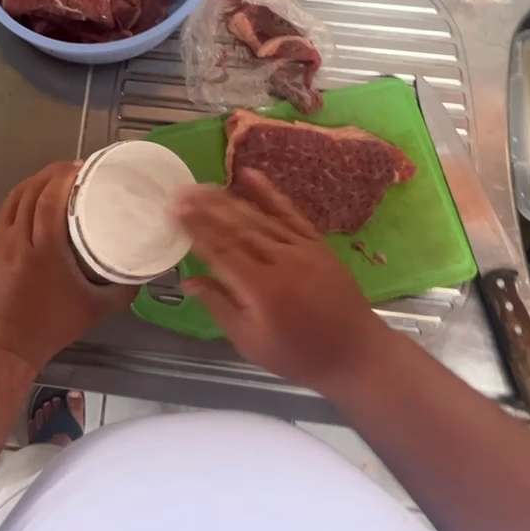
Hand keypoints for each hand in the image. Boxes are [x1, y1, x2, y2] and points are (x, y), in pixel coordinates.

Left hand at [0, 161, 135, 370]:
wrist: (4, 345)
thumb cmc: (51, 326)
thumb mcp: (94, 309)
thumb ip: (122, 289)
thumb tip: (143, 271)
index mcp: (45, 250)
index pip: (49, 200)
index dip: (64, 178)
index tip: (84, 167)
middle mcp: (20, 239)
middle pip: (32, 192)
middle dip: (53, 173)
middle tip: (77, 167)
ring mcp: (2, 241)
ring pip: (16, 197)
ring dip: (37, 180)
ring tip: (58, 175)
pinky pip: (6, 209)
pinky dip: (22, 194)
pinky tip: (35, 194)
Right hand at [171, 173, 396, 392]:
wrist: (356, 353)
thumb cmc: (298, 356)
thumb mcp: (251, 343)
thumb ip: (219, 306)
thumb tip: (187, 280)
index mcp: (262, 290)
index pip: (221, 251)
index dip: (196, 230)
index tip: (174, 212)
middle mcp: (281, 262)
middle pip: (237, 228)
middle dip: (205, 208)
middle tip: (180, 192)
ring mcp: (301, 248)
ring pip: (258, 217)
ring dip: (227, 199)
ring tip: (201, 185)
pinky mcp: (316, 242)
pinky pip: (289, 212)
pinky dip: (268, 192)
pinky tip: (249, 174)